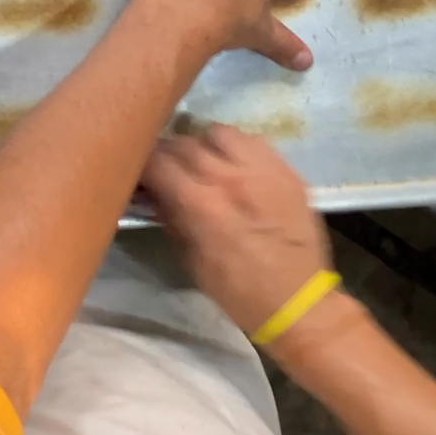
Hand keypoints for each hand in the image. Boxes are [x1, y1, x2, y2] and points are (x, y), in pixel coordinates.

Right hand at [141, 124, 333, 336]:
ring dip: (203, 145)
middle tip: (166, 169)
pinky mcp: (286, 170)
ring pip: (218, 133)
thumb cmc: (238, 291)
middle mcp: (230, 178)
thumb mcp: (191, 259)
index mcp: (201, 204)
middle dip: (167, 154)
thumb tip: (153, 194)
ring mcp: (262, 169)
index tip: (137, 171)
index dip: (141, 164)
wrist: (298, 301)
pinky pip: (253, 140)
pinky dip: (236, 147)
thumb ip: (171, 218)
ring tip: (203, 162)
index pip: (157, 162)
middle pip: (183, 143)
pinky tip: (235, 164)